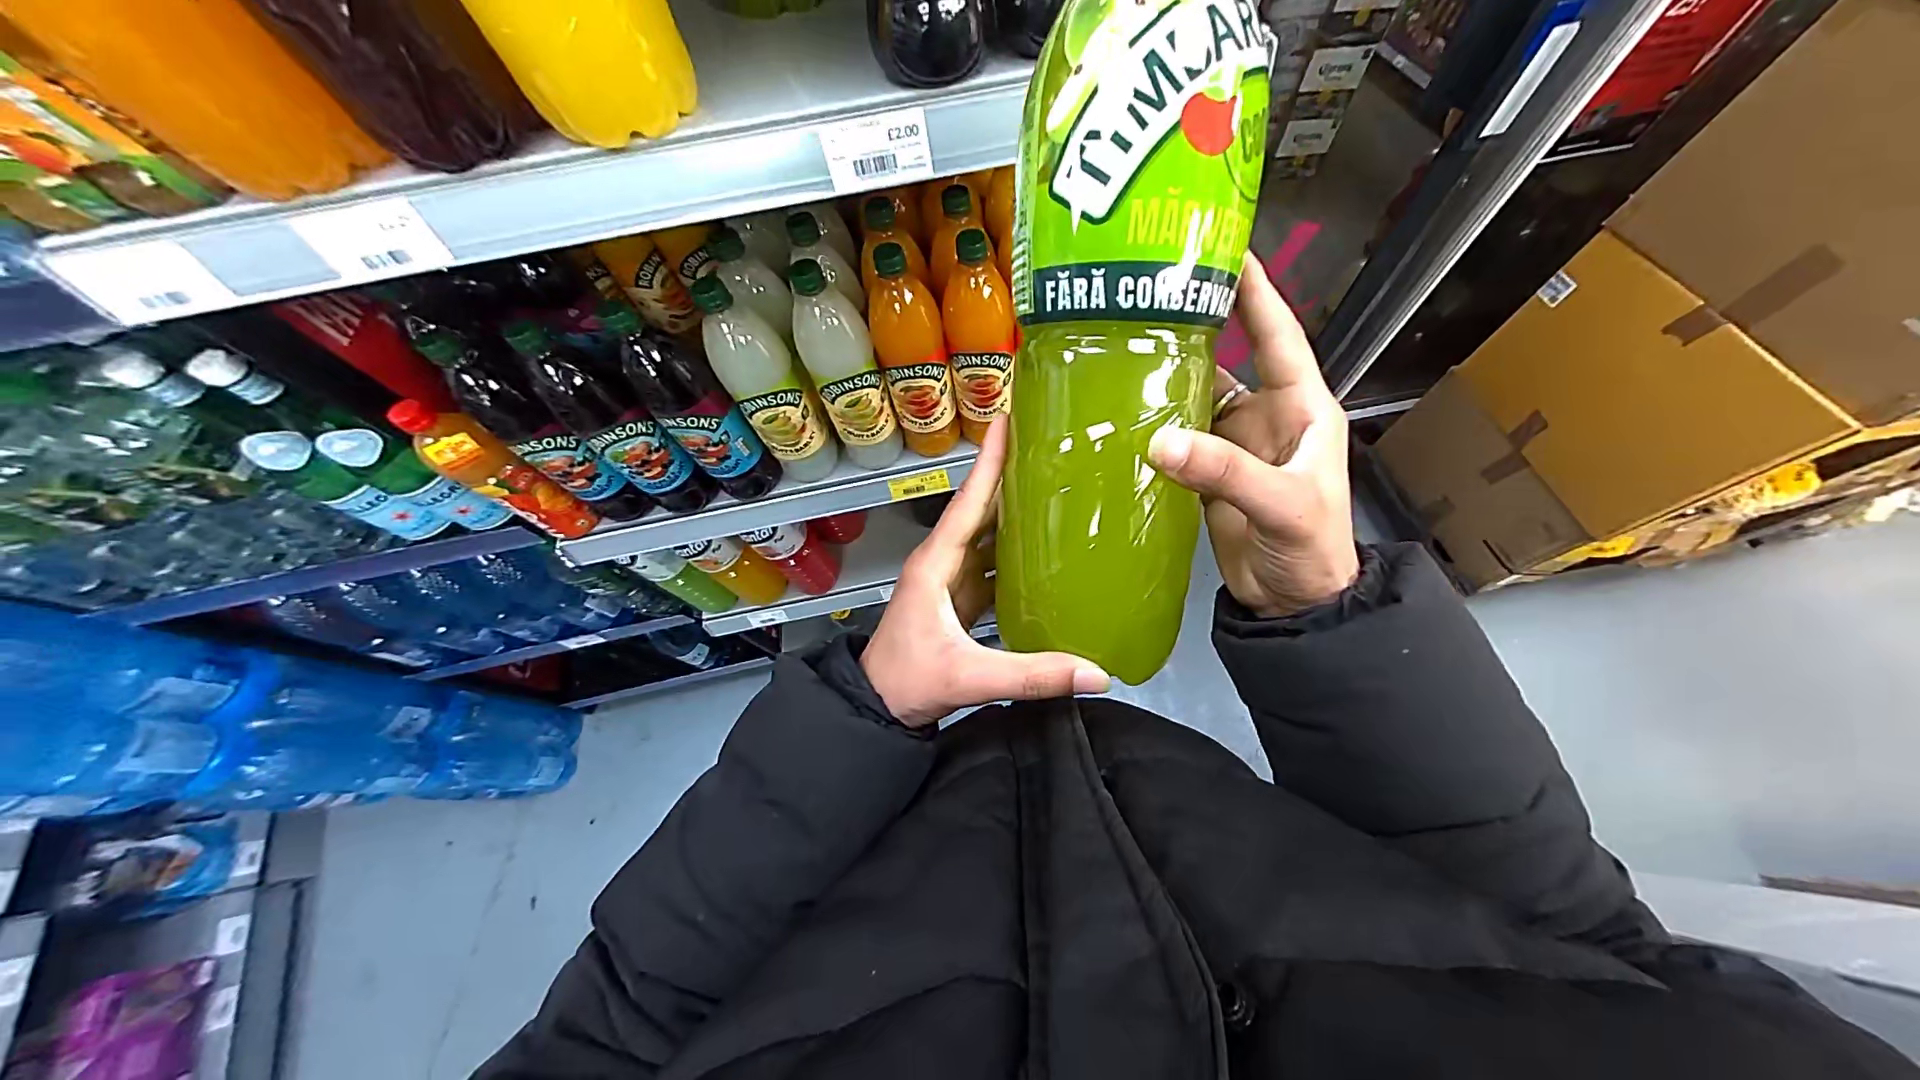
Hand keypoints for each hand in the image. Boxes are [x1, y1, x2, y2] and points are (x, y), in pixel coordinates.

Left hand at [861, 417, 1110, 726]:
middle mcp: (941, 562)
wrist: (876, 707)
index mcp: (935, 564)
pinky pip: (988, 563)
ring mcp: (948, 580)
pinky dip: (1011, 550)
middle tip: (1046, 449)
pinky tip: (1040, 548)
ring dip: (1011, 512)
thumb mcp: (970, 677)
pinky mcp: (957, 599)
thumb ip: (1032, 675)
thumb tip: (1096, 674)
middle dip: (1007, 477)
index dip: (989, 463)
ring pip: (984, 535)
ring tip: (1051, 488)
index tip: (1008, 423)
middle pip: (978, 510)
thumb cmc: (907, 681)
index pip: (967, 503)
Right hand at [1147, 252, 1358, 616]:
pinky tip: (1121, 411)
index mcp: (1302, 408)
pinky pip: (1178, 438)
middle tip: (1147, 298)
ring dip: (1165, 377)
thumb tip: (1159, 441)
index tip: (1226, 251)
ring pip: (1196, 397)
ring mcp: (1233, 445)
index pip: (1278, 336)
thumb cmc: (1313, 549)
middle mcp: (1266, 416)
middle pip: (1229, 358)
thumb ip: (1225, 472)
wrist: (1294, 603)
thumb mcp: (1282, 505)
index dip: (1255, 293)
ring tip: (1121, 348)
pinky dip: (1153, 424)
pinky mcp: (1208, 473)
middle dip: (1194, 326)